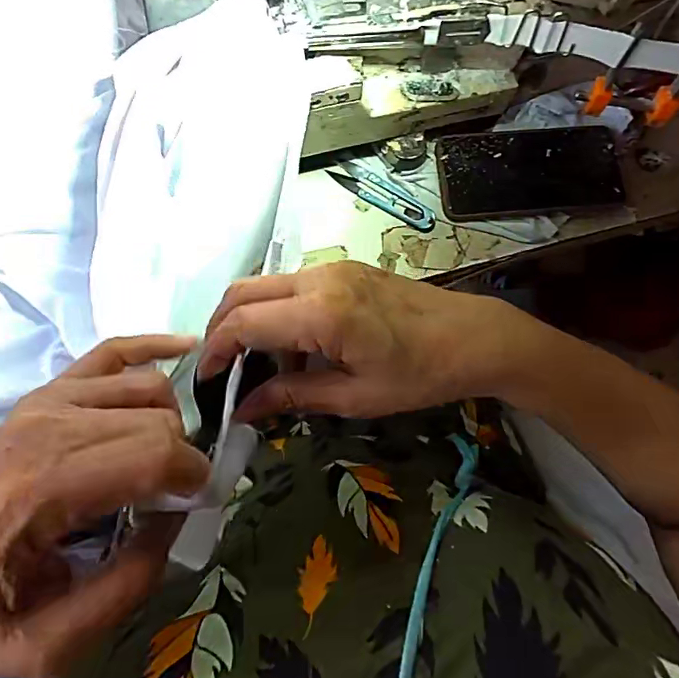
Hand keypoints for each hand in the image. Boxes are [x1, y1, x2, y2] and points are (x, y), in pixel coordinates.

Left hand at [0, 336, 212, 677]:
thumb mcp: (53, 644)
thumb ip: (132, 583)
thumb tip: (181, 513)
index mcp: (42, 487)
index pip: (153, 453)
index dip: (193, 477)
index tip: (199, 506)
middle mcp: (44, 427)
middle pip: (156, 417)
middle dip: (184, 454)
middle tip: (178, 495)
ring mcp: (41, 402)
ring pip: (145, 385)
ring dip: (172, 418)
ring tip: (163, 460)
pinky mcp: (41, 394)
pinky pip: (111, 352)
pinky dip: (151, 347)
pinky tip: (184, 349)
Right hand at [200, 262, 543, 422]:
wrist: (472, 336)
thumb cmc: (419, 374)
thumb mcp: (355, 396)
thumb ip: (293, 396)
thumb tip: (243, 409)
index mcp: (321, 312)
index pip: (244, 322)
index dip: (216, 351)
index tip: (206, 381)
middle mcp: (318, 278)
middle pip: (244, 291)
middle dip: (220, 328)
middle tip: (220, 369)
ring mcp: (332, 268)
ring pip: (265, 284)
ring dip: (248, 318)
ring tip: (255, 364)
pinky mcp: (343, 268)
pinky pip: (291, 284)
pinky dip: (275, 310)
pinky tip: (290, 345)